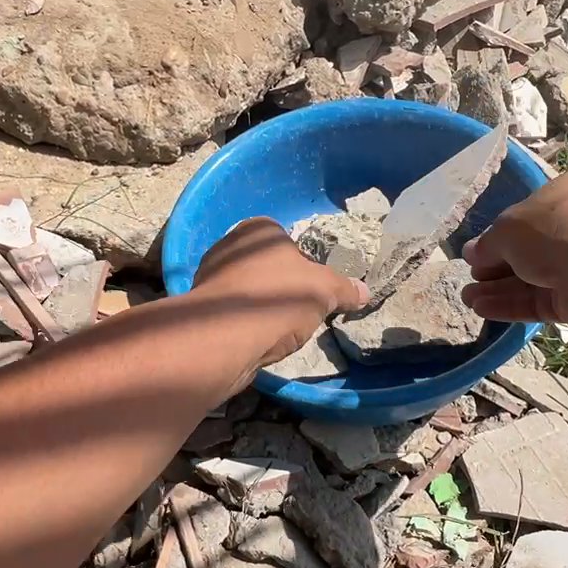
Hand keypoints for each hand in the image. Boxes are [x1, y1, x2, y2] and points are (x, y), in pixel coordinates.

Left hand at [190, 218, 369, 370]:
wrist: (225, 338)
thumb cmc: (277, 299)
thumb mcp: (324, 291)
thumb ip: (344, 288)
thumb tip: (365, 292)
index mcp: (258, 229)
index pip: (285, 238)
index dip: (302, 261)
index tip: (312, 285)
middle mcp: (230, 245)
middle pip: (266, 265)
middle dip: (281, 284)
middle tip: (300, 308)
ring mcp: (212, 276)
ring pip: (248, 288)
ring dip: (261, 304)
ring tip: (280, 327)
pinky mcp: (202, 307)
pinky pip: (233, 310)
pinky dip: (245, 321)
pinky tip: (258, 337)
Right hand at [462, 171, 567, 334]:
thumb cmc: (555, 231)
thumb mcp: (508, 228)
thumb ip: (487, 243)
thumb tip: (471, 253)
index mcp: (565, 196)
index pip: (526, 216)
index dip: (498, 235)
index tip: (475, 252)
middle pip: (526, 251)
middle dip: (494, 266)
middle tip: (471, 277)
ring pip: (530, 279)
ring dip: (497, 289)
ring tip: (467, 299)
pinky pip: (538, 301)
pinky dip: (511, 305)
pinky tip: (483, 309)